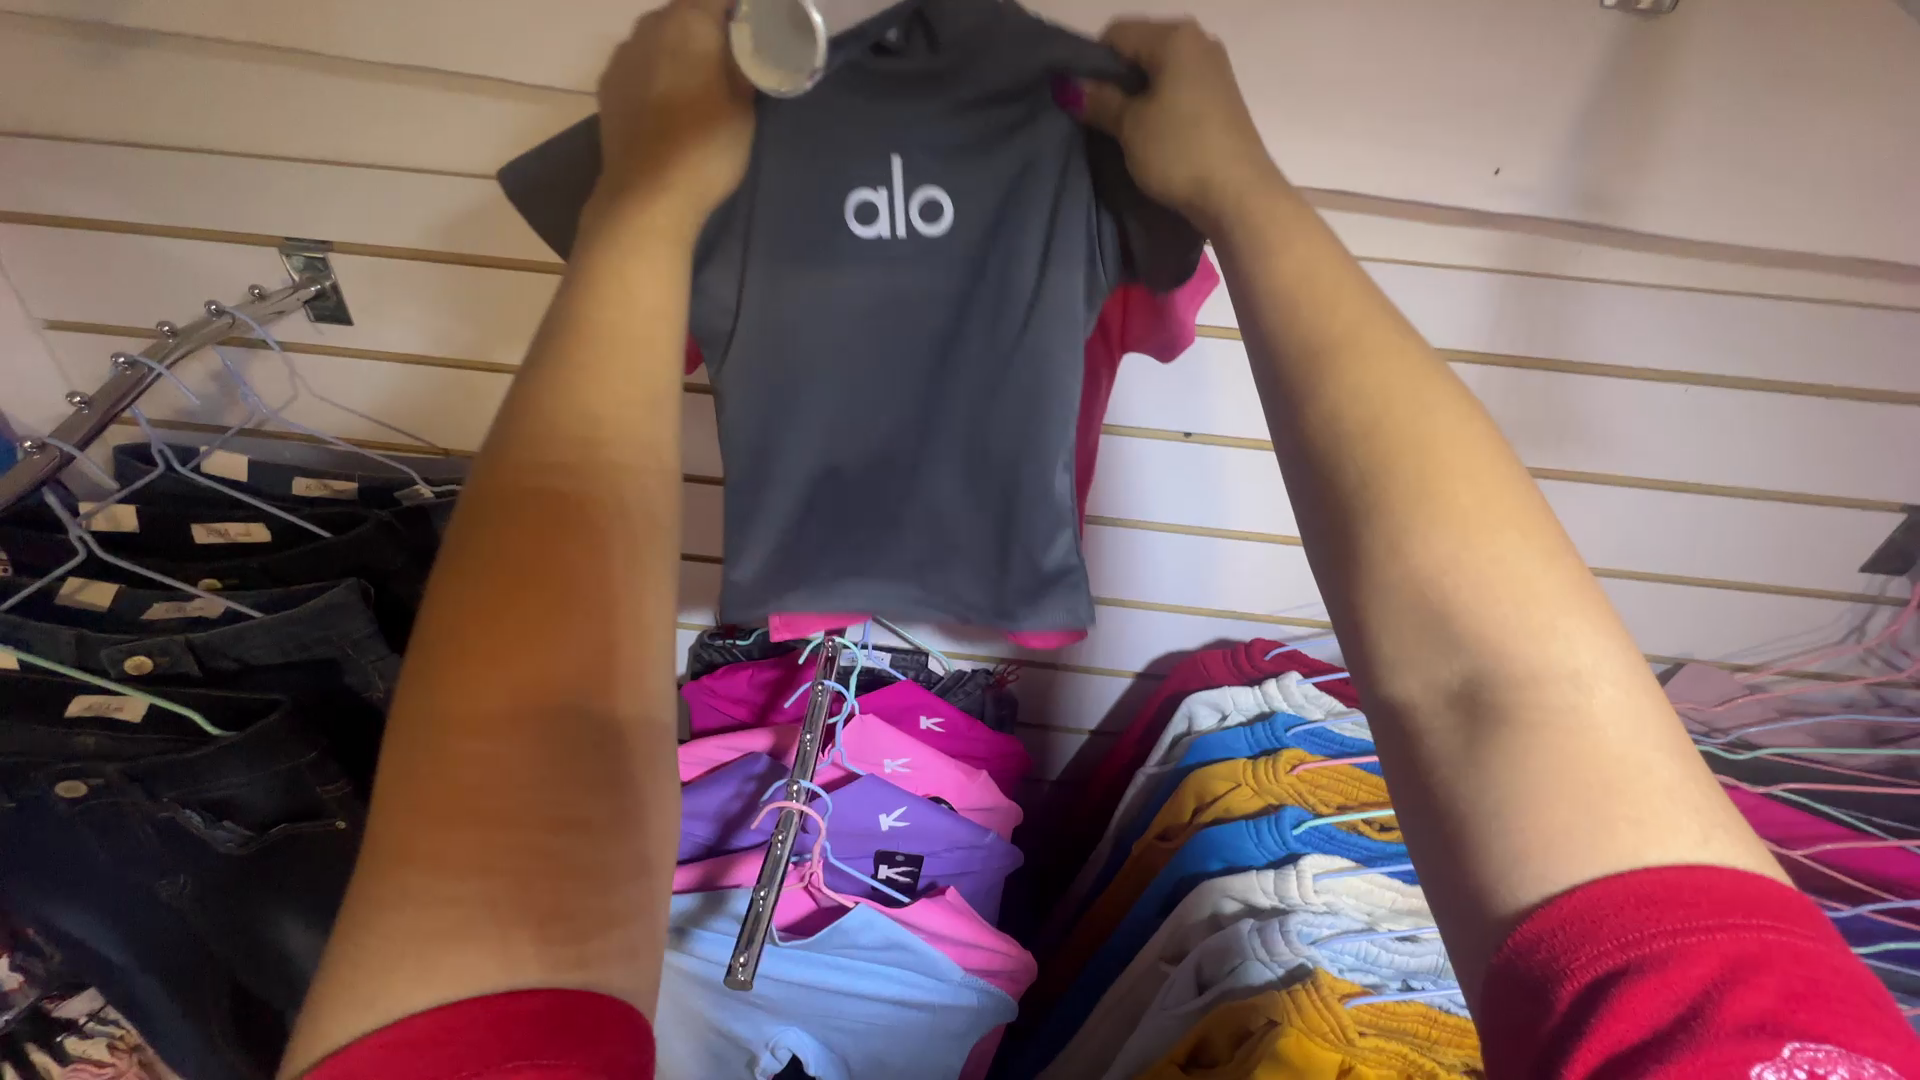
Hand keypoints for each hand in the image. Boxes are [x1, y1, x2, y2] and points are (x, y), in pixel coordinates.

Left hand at [587, 0, 756, 238]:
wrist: (649, 193)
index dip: (739, 14)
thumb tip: (742, 52)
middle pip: (685, 15)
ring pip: (658, 40)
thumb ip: (744, 71)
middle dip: (707, 32)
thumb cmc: (706, 148)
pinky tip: (669, 107)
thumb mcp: (744, 111)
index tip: (755, 34)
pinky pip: (640, 68)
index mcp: (690, 21)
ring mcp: (623, 54)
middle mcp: (650, 25)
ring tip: (698, 89)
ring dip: (679, 55)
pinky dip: (656, 77)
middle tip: (729, 65)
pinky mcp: (607, 85)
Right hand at [1081, 19, 1286, 232]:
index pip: (1117, 33)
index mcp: (1175, 36)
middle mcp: (1198, 41)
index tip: (1080, 99)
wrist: (1236, 193)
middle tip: (1097, 117)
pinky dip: (1158, 105)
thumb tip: (1069, 86)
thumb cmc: (1179, 151)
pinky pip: (1178, 89)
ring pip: (1160, 71)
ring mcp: (1214, 69)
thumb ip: (1099, 101)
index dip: (1091, 62)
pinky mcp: (1221, 98)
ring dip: (1136, 95)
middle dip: (1115, 79)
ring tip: (1122, 129)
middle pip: (1141, 49)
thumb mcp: (1130, 126)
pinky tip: (1150, 134)